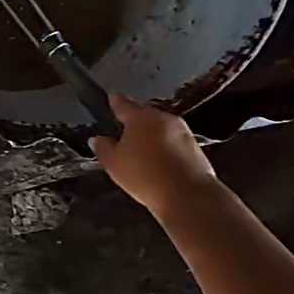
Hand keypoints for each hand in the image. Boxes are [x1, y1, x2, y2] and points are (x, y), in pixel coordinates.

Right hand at [90, 93, 218, 215]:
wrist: (187, 194)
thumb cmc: (144, 175)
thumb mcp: (114, 164)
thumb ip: (103, 148)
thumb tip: (97, 138)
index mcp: (140, 117)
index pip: (123, 104)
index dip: (115, 102)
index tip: (111, 98)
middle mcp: (163, 118)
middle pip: (144, 115)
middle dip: (135, 123)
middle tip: (124, 138)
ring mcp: (182, 131)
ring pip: (161, 129)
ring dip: (152, 136)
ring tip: (143, 154)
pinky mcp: (195, 146)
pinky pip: (174, 142)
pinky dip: (166, 148)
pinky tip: (161, 164)